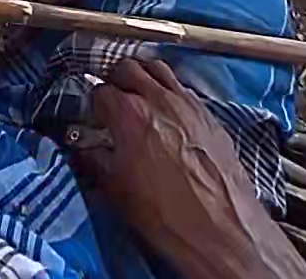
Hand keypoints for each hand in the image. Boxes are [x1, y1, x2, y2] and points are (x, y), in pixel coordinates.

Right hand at [71, 59, 305, 278]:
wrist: (226, 238)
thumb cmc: (168, 217)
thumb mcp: (117, 190)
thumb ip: (92, 158)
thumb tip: (79, 144)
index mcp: (128, 112)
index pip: (99, 91)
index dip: (94, 105)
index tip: (96, 118)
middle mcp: (156, 97)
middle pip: (126, 67)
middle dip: (115, 80)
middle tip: (114, 100)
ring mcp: (186, 103)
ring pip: (156, 67)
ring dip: (143, 76)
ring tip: (140, 95)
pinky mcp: (210, 115)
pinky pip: (183, 87)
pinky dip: (170, 91)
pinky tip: (169, 112)